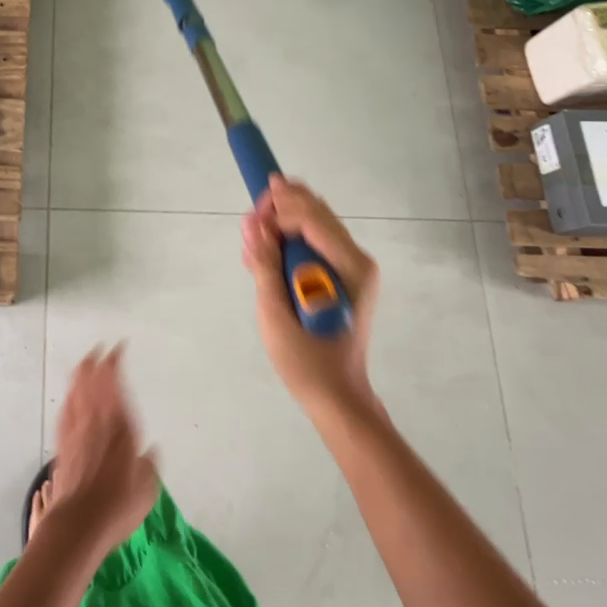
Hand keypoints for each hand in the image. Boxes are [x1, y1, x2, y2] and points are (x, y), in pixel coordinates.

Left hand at [44, 345, 158, 554]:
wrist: (79, 522)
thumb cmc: (118, 504)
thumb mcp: (147, 486)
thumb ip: (148, 464)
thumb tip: (149, 451)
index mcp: (119, 424)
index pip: (114, 383)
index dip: (114, 363)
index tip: (118, 348)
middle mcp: (95, 420)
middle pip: (90, 382)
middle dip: (94, 363)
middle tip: (98, 350)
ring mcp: (74, 431)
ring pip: (75, 393)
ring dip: (80, 376)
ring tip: (84, 365)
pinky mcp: (61, 445)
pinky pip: (65, 411)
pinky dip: (69, 398)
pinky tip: (69, 398)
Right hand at [242, 176, 379, 411]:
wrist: (336, 397)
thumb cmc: (306, 360)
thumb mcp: (275, 312)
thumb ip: (265, 264)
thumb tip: (251, 223)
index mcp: (350, 266)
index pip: (311, 218)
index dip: (278, 209)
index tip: (249, 220)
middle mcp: (358, 260)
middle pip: (317, 213)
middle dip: (281, 209)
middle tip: (251, 222)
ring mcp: (353, 268)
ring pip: (315, 225)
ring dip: (284, 225)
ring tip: (256, 244)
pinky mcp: (344, 278)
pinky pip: (315, 244)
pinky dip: (290, 243)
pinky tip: (269, 256)